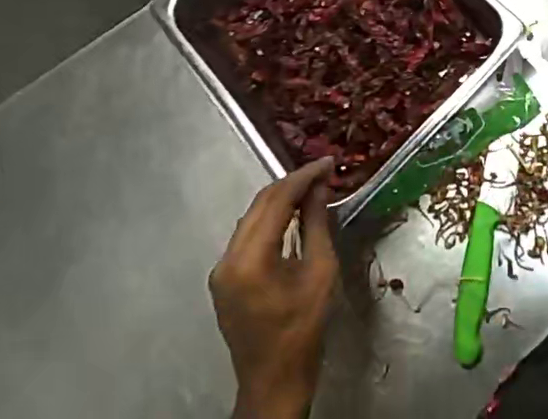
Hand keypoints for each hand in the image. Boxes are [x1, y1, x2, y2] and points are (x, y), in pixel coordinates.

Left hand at [210, 157, 338, 418]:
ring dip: (279, 201)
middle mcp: (228, 257)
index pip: (276, 201)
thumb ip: (316, 224)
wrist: (275, 384)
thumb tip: (319, 187)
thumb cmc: (304, 332)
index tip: (326, 163)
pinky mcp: (223, 277)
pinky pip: (246, 236)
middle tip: (321, 173)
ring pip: (251, 218)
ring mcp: (221, 268)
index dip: (303, 177)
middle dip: (291, 185)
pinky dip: (268, 221)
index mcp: (251, 259)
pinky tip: (289, 216)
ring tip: (310, 190)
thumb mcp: (320, 274)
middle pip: (260, 205)